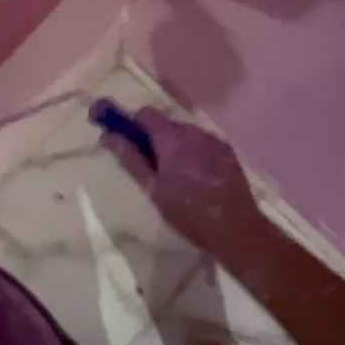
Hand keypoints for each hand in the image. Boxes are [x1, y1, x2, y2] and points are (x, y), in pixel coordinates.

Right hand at [101, 106, 265, 257]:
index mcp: (171, 137)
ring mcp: (213, 139)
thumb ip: (130, 159)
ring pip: (184, 134)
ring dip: (175, 147)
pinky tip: (198, 179)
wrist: (238, 230)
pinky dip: (194, 154)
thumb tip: (106, 135)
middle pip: (165, 124)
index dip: (132, 123)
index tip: (126, 140)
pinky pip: (202, 144)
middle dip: (154, 139)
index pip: (145, 113)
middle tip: (151, 167)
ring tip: (177, 177)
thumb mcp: (154, 189)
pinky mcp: (227, 151)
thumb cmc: (189, 212)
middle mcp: (192, 131)